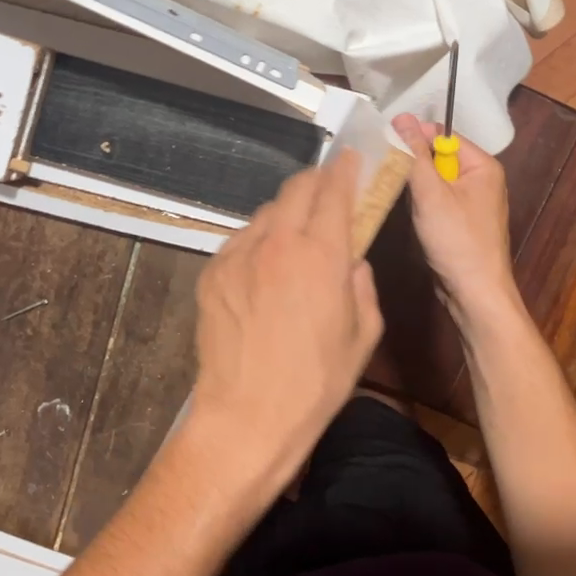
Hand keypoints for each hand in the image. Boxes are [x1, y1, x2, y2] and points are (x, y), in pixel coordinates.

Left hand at [190, 152, 384, 485]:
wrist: (246, 417)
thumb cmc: (316, 383)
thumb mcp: (363, 335)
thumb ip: (362, 285)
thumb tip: (351, 261)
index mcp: (321, 254)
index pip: (334, 191)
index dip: (345, 169)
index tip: (351, 158)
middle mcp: (277, 243)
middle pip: (296, 188)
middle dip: (316, 181)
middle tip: (327, 188)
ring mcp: (238, 255)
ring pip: (265, 213)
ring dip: (286, 213)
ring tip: (294, 235)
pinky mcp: (212, 273)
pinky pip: (241, 241)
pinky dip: (258, 241)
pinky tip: (264, 266)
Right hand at [391, 114, 526, 329]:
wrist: (475, 294)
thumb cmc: (457, 241)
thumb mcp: (431, 194)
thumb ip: (414, 155)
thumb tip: (400, 117)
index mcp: (483, 166)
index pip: (443, 135)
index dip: (414, 137)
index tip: (383, 143)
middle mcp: (480, 179)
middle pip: (438, 156)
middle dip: (411, 162)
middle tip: (382, 168)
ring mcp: (471, 202)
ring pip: (433, 180)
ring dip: (412, 184)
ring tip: (389, 189)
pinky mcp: (460, 222)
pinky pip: (435, 200)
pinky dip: (419, 203)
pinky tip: (404, 212)